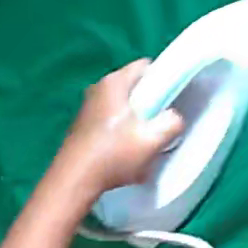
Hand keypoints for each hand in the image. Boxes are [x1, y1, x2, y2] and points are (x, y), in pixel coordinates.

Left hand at [55, 60, 184, 194]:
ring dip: (135, 118)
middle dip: (150, 101)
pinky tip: (125, 150)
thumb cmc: (113, 154)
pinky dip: (121, 128)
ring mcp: (88, 105)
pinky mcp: (83, 123)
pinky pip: (110, 117)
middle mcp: (99, 87)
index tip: (172, 97)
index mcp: (114, 82)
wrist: (73, 180)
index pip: (145, 66)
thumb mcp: (152, 140)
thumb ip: (172, 123)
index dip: (163, 78)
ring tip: (144, 139)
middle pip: (134, 86)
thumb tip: (174, 117)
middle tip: (160, 121)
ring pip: (122, 103)